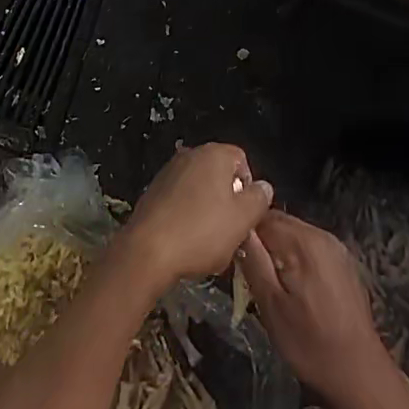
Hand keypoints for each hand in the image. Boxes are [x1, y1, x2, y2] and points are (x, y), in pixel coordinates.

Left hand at [116, 144, 273, 287]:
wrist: (145, 254)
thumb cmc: (200, 232)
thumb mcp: (243, 218)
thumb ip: (259, 198)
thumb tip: (263, 187)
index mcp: (214, 154)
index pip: (242, 161)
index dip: (249, 189)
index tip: (246, 215)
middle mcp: (190, 156)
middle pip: (220, 176)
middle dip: (228, 203)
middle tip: (230, 232)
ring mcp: (167, 174)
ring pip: (199, 192)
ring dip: (207, 213)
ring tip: (207, 244)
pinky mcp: (151, 195)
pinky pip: (179, 203)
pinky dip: (186, 219)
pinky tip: (186, 245)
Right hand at [239, 211, 392, 402]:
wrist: (357, 368)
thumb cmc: (308, 341)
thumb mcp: (271, 305)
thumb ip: (254, 261)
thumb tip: (240, 230)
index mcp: (303, 241)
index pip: (263, 217)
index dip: (244, 233)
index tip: (234, 258)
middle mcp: (322, 235)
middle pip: (281, 222)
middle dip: (261, 241)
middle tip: (247, 273)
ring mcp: (336, 247)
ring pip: (295, 234)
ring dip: (278, 250)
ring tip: (268, 282)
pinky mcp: (344, 262)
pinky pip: (311, 247)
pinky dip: (296, 258)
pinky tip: (293, 287)